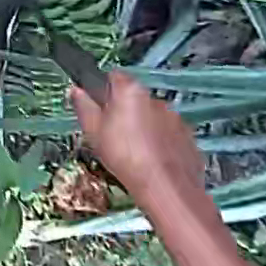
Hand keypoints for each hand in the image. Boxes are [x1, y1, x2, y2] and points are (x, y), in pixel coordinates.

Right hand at [71, 71, 204, 197]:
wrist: (166, 189)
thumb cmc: (124, 155)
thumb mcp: (94, 131)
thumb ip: (84, 106)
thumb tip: (76, 90)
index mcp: (130, 90)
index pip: (115, 76)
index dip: (105, 91)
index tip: (101, 110)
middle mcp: (155, 98)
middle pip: (135, 98)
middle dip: (126, 111)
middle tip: (115, 134)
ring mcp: (176, 118)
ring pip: (153, 117)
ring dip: (146, 127)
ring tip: (137, 152)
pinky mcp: (189, 138)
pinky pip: (170, 135)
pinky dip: (163, 143)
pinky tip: (155, 162)